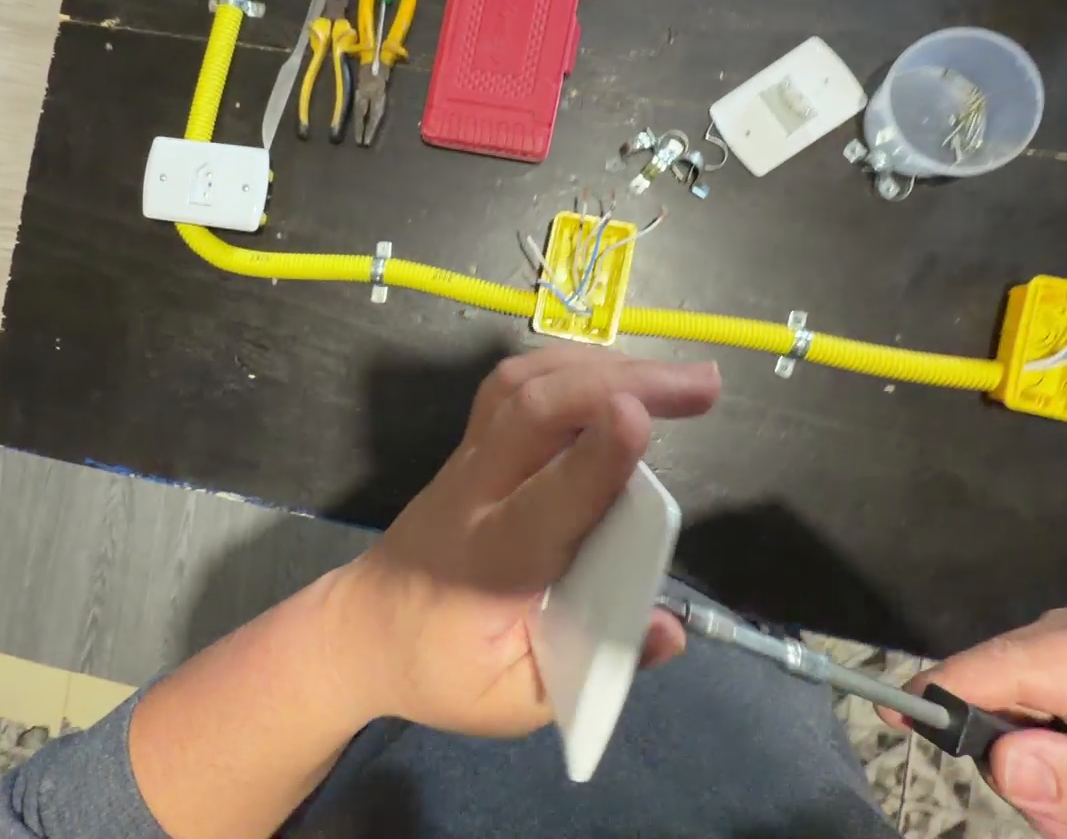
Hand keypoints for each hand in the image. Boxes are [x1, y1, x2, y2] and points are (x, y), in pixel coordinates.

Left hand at [327, 347, 720, 736]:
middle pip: (533, 412)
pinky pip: (511, 387)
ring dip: (595, 365)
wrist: (364, 629)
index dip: (595, 456)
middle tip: (702, 385)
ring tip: (666, 376)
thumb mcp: (516, 701)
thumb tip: (667, 628)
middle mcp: (476, 492)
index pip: (547, 497)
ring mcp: (467, 460)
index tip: (642, 417)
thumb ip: (593, 669)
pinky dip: (565, 367)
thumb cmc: (442, 669)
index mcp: (492, 561)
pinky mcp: (469, 447)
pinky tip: (610, 375)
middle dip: (618, 382)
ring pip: (519, 384)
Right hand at [885, 598, 1066, 838]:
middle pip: (1001, 670)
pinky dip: (1024, 734)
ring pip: (1000, 678)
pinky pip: (1015, 682)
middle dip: (1003, 743)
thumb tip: (1001, 761)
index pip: (1018, 666)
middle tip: (1054, 820)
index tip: (897, 715)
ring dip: (1014, 745)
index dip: (953, 690)